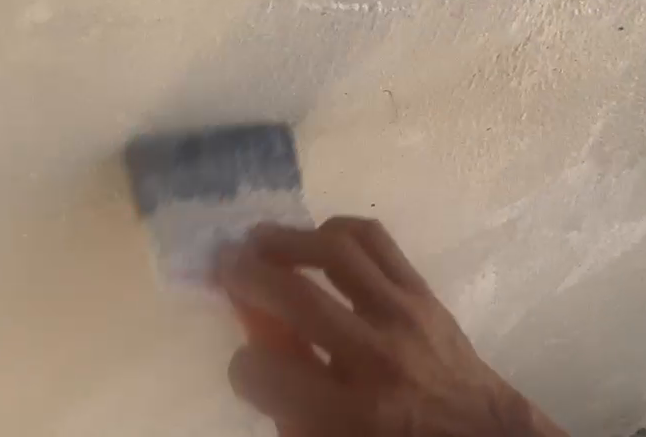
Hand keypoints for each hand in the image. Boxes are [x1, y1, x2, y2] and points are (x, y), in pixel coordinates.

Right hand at [215, 217, 568, 436]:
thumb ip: (295, 412)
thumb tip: (257, 354)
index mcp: (353, 415)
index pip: (270, 376)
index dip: (242, 366)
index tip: (241, 361)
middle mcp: (376, 356)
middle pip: (297, 296)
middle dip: (248, 275)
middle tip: (223, 263)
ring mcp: (403, 313)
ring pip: (336, 250)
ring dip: (288, 239)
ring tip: (261, 239)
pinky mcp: (422, 290)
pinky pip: (375, 239)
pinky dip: (338, 229)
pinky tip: (317, 235)